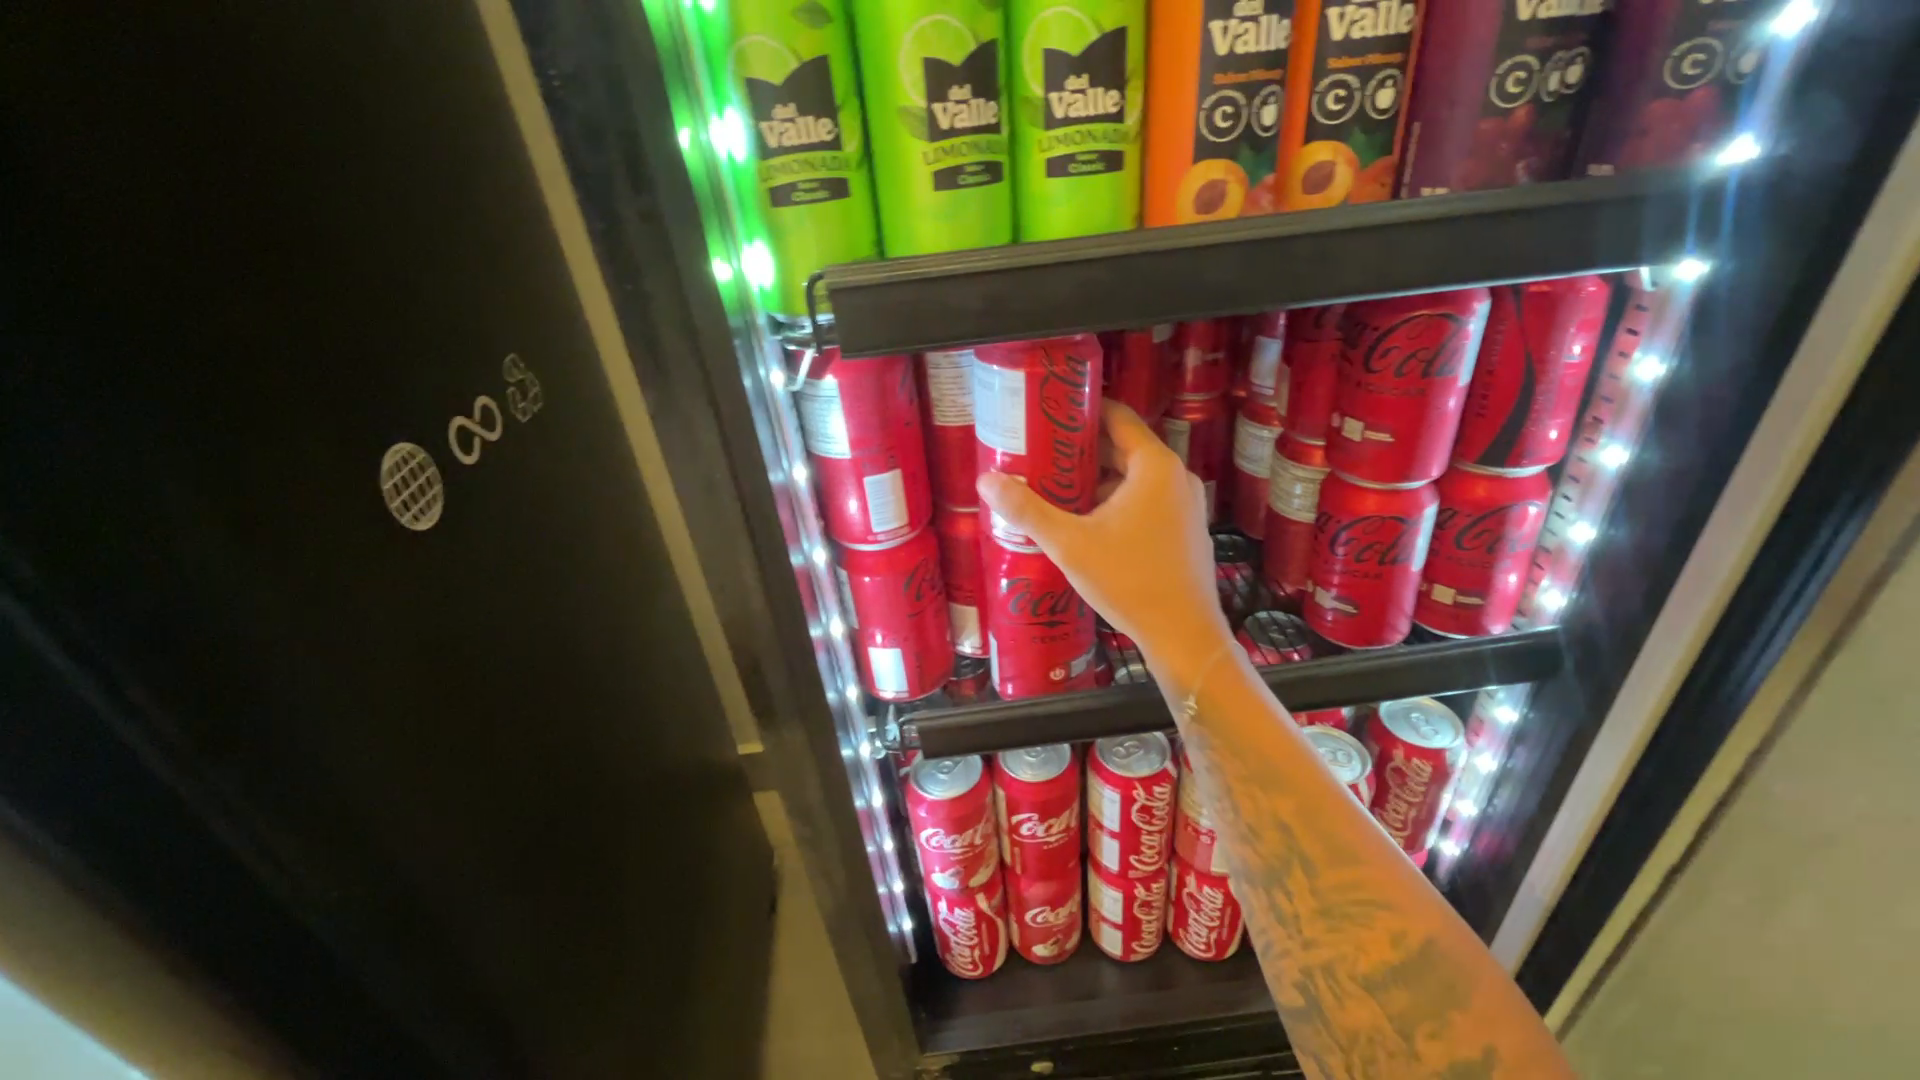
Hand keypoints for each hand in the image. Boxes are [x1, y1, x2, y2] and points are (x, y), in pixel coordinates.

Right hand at [977, 400, 1234, 692]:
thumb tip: (986, 480)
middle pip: (1124, 449)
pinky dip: (1119, 504)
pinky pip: (1148, 503)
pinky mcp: (1187, 531)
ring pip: (1135, 480)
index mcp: (1154, 466)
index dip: (1081, 412)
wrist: (1183, 635)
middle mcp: (1176, 477)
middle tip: (1041, 458)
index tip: (1048, 417)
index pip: (1117, 417)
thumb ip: (1027, 510)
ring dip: (1099, 483)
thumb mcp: (1069, 544)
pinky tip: (1088, 526)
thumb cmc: (1128, 581)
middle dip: (1082, 453)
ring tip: (1056, 492)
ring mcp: (1187, 505)